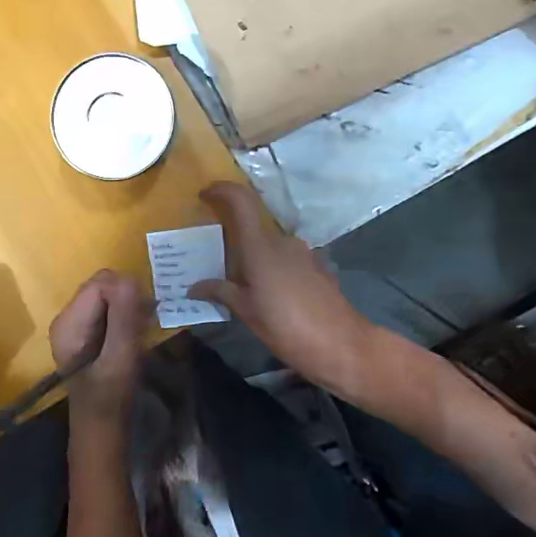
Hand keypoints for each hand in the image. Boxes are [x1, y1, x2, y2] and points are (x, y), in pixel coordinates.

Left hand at [49, 270, 144, 421]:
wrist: (101, 430)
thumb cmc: (110, 398)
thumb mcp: (121, 359)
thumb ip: (123, 319)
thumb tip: (128, 278)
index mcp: (68, 322)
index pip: (100, 283)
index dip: (126, 294)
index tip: (144, 316)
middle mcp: (67, 317)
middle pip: (102, 286)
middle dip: (127, 298)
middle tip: (145, 324)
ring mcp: (76, 325)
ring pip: (108, 297)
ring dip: (129, 308)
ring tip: (141, 331)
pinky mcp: (87, 333)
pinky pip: (109, 310)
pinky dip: (125, 317)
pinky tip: (134, 335)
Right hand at [191, 182, 378, 390]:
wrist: (342, 346)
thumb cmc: (286, 326)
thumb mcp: (246, 311)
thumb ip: (219, 292)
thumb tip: (194, 287)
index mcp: (260, 247)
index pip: (242, 201)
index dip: (222, 190)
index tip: (205, 194)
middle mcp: (283, 242)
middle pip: (253, 227)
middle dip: (232, 238)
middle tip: (213, 258)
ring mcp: (304, 254)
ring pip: (269, 246)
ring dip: (252, 257)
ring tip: (238, 283)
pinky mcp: (317, 268)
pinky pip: (285, 260)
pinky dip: (271, 269)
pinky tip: (265, 294)